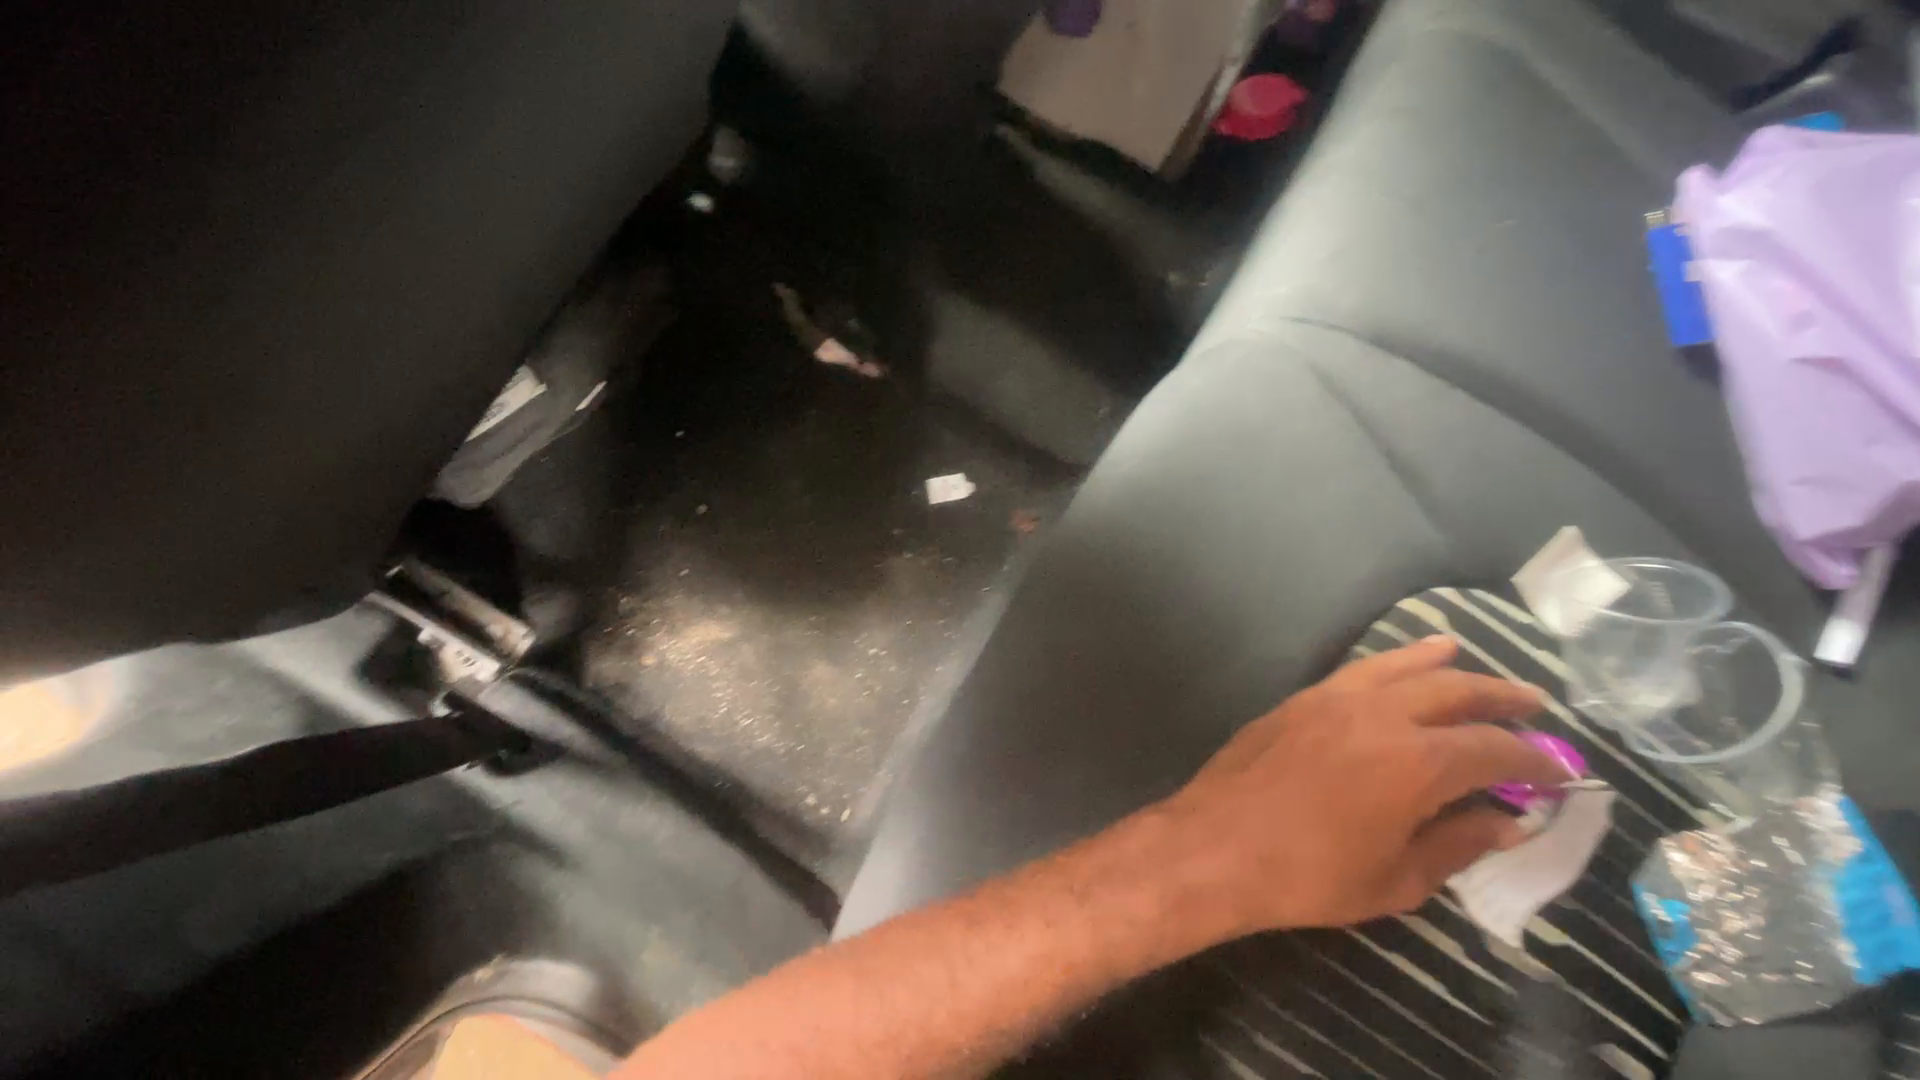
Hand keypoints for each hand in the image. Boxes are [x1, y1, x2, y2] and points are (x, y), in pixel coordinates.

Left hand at [1153, 636, 1569, 936]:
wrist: (1214, 846)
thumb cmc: (1308, 875)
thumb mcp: (1397, 879)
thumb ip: (1458, 844)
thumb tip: (1508, 821)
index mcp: (1416, 761)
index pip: (1493, 749)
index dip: (1533, 760)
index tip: (1559, 770)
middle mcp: (1380, 715)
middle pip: (1454, 691)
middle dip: (1500, 696)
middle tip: (1534, 704)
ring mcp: (1333, 700)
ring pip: (1400, 667)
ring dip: (1442, 664)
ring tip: (1466, 655)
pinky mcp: (1298, 701)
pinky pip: (1357, 672)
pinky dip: (1387, 663)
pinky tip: (1397, 665)